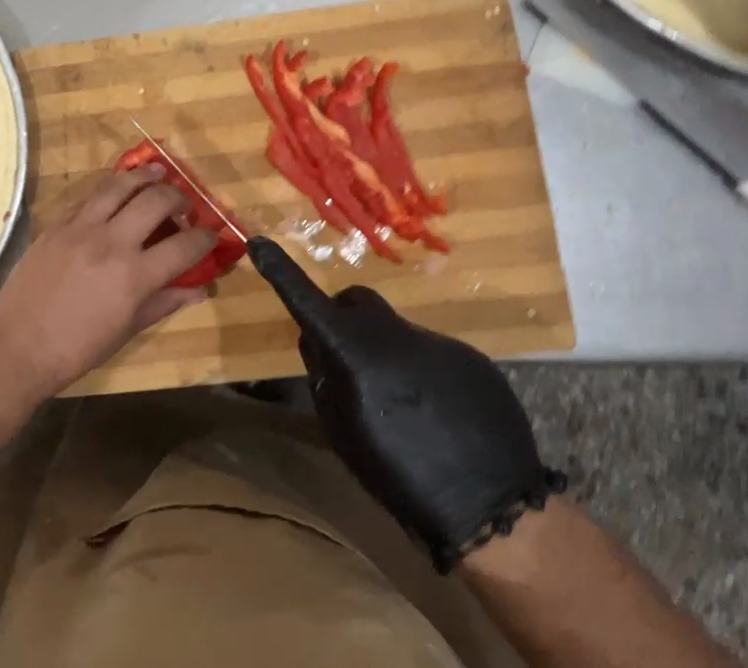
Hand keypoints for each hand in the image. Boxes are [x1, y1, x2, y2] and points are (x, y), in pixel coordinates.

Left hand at [0, 165, 216, 398]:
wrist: (19, 345)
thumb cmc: (77, 348)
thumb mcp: (127, 329)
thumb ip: (163, 302)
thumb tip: (198, 290)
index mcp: (135, 276)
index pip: (184, 246)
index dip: (204, 238)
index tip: (210, 235)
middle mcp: (111, 243)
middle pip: (155, 201)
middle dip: (178, 197)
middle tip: (184, 203)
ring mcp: (79, 229)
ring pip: (118, 186)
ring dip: (143, 177)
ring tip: (157, 171)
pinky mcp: (55, 226)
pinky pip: (86, 198)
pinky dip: (107, 190)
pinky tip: (114, 191)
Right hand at [246, 238, 565, 571]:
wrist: (489, 504)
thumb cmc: (396, 473)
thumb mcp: (340, 428)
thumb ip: (323, 377)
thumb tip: (319, 345)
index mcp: (356, 353)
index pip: (308, 302)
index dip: (280, 272)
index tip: (259, 244)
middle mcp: (396, 334)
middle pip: (356, 302)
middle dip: (343, 319)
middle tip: (342, 358)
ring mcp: (439, 343)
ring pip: (394, 332)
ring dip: (384, 353)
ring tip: (400, 405)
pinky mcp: (472, 359)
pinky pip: (429, 353)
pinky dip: (419, 372)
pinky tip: (434, 413)